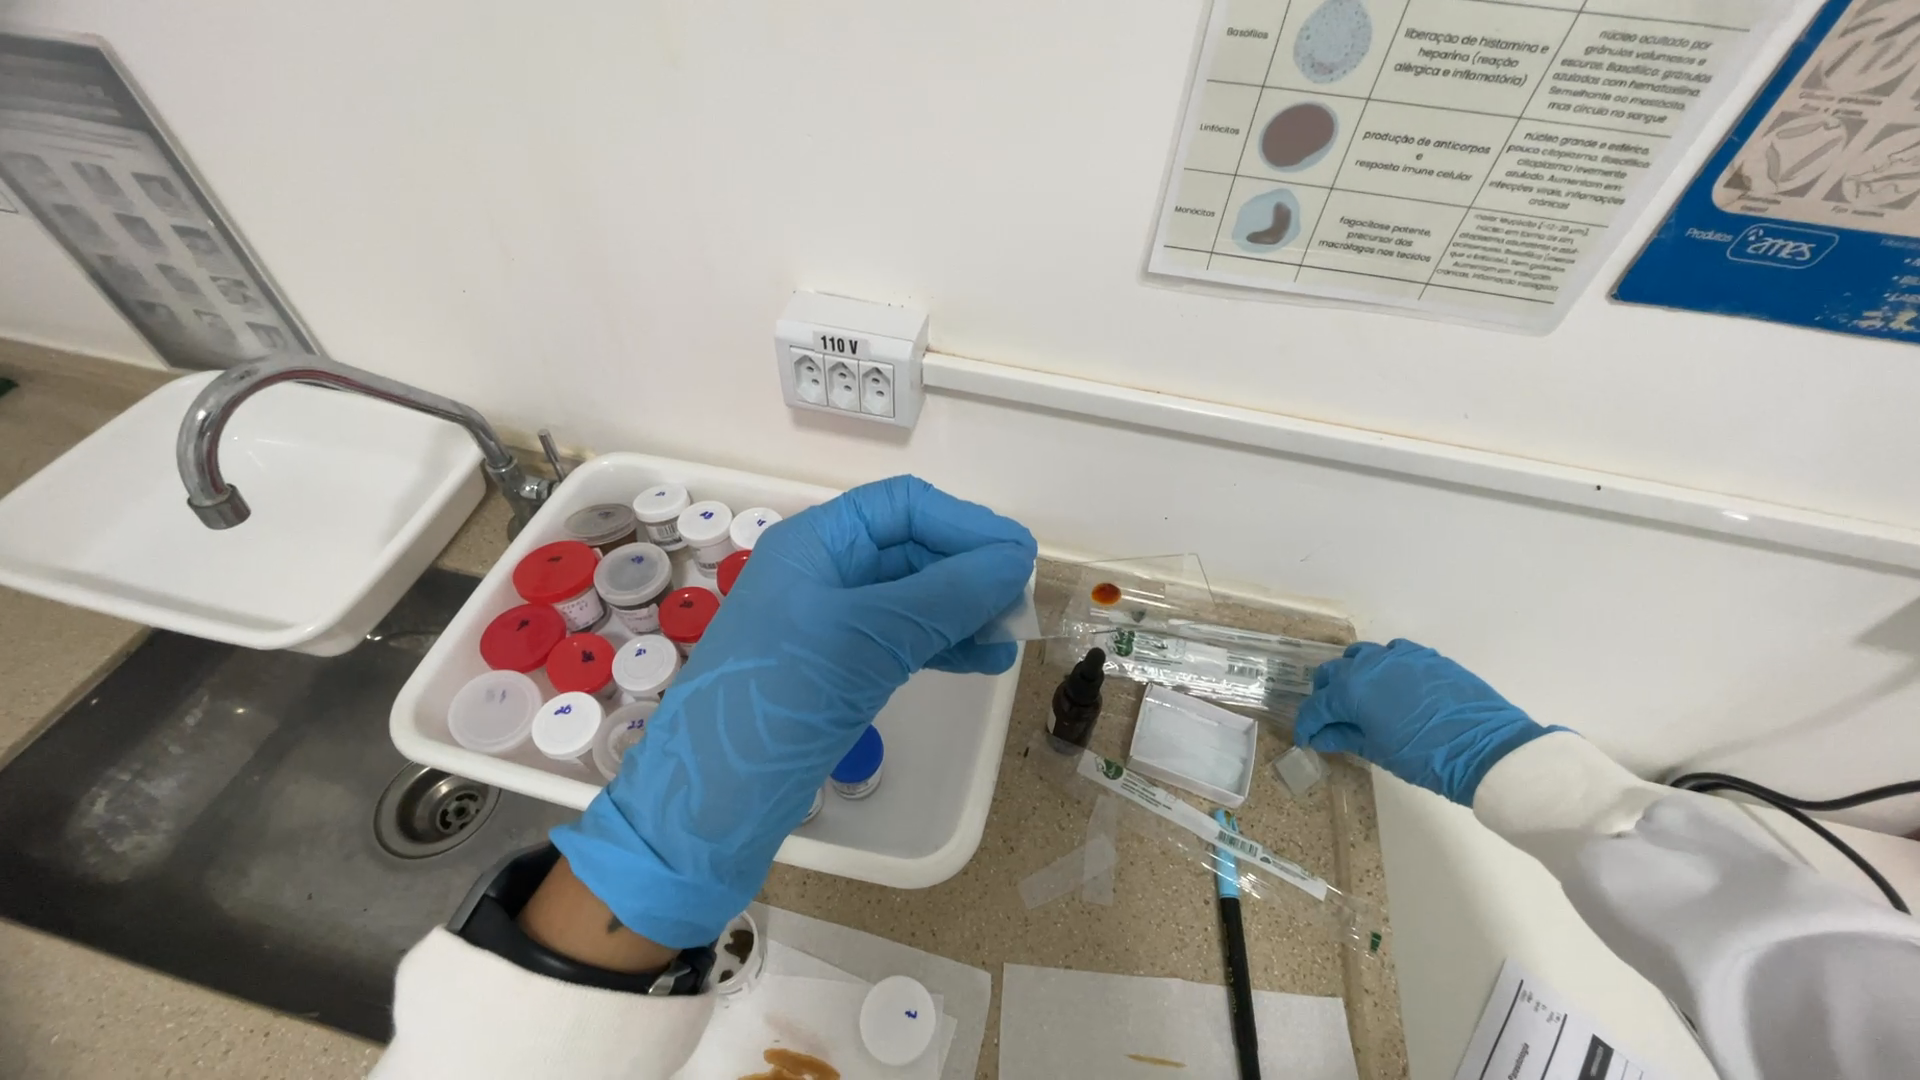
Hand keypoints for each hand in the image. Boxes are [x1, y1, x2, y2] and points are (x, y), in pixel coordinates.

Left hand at [551, 476, 1036, 946]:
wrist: (714, 805)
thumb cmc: (781, 697)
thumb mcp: (868, 636)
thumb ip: (946, 594)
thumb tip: (1015, 560)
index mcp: (817, 543)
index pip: (904, 507)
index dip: (964, 524)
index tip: (1018, 555)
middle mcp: (826, 572)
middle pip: (913, 550)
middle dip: (969, 570)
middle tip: (1020, 599)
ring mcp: (834, 623)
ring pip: (914, 598)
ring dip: (965, 611)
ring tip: (1013, 634)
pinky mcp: (843, 668)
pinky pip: (905, 640)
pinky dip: (946, 645)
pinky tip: (987, 659)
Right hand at [1293, 639, 1560, 804]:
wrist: (1487, 749)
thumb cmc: (1424, 757)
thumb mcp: (1378, 751)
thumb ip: (1345, 737)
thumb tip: (1321, 737)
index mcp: (1350, 690)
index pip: (1317, 706)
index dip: (1308, 724)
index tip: (1306, 738)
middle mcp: (1367, 665)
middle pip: (1333, 674)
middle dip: (1326, 695)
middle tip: (1331, 718)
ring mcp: (1397, 657)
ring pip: (1361, 656)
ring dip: (1353, 674)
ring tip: (1360, 695)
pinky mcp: (1425, 657)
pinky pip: (1394, 653)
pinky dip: (1385, 665)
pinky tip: (1393, 684)